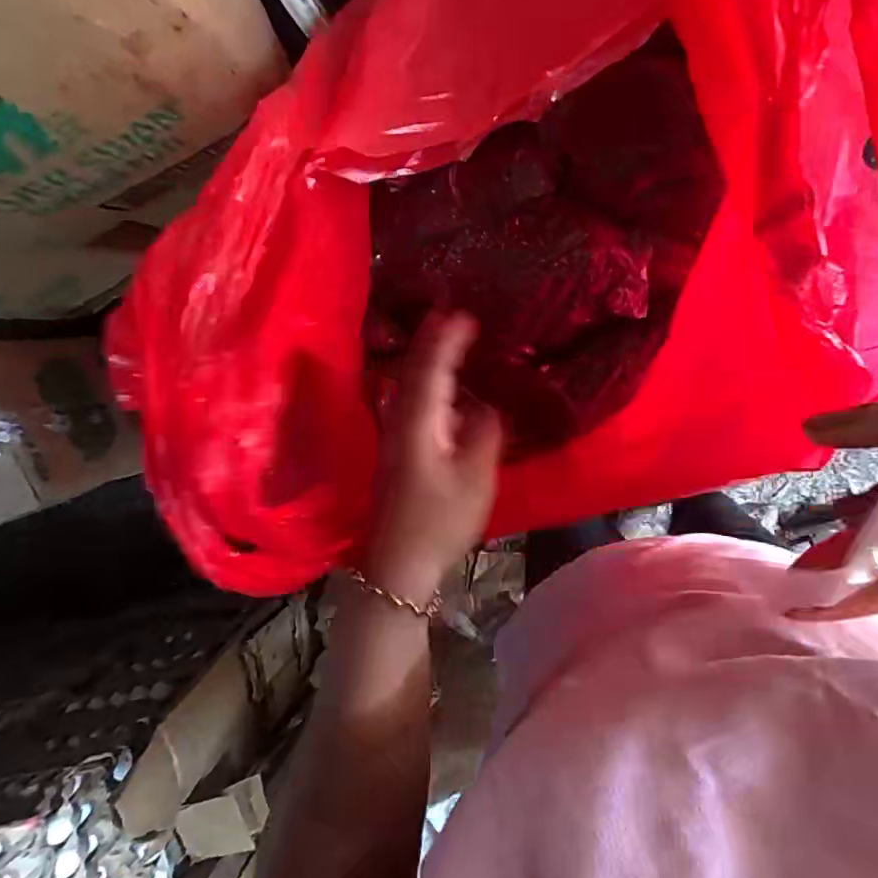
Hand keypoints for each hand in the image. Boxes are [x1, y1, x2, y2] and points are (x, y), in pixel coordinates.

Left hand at [364, 312, 504, 605]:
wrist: (397, 564)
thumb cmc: (439, 522)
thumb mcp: (475, 479)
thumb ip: (484, 434)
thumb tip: (486, 405)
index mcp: (418, 422)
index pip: (430, 367)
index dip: (446, 337)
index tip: (464, 312)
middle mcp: (398, 421)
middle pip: (411, 370)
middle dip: (431, 339)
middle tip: (454, 315)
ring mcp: (392, 437)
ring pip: (406, 386)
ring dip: (426, 359)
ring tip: (449, 342)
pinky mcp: (395, 453)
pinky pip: (409, 403)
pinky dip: (425, 384)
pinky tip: (442, 390)